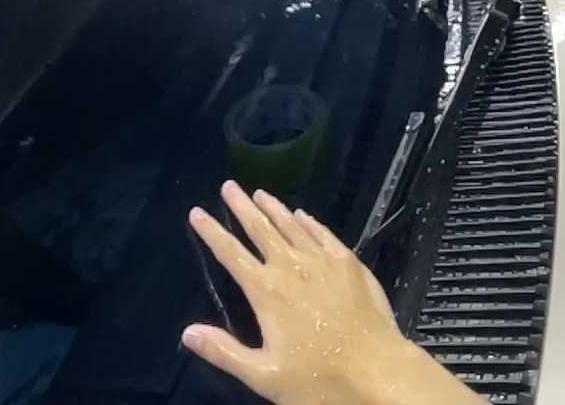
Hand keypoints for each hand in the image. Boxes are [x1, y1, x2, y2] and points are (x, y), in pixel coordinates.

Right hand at [183, 182, 480, 404]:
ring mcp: (321, 259)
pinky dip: (308, 221)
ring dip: (272, 207)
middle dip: (241, 205)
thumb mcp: (264, 376)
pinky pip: (322, 233)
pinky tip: (301, 214)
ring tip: (259, 192)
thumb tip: (188, 332)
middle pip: (260, 228)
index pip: (231, 254)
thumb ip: (224, 352)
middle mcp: (291, 266)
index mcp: (267, 291)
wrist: (376, 371)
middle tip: (229, 185)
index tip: (197, 212)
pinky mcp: (347, 260)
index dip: (212, 232)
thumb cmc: (319, 379)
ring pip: (290, 224)